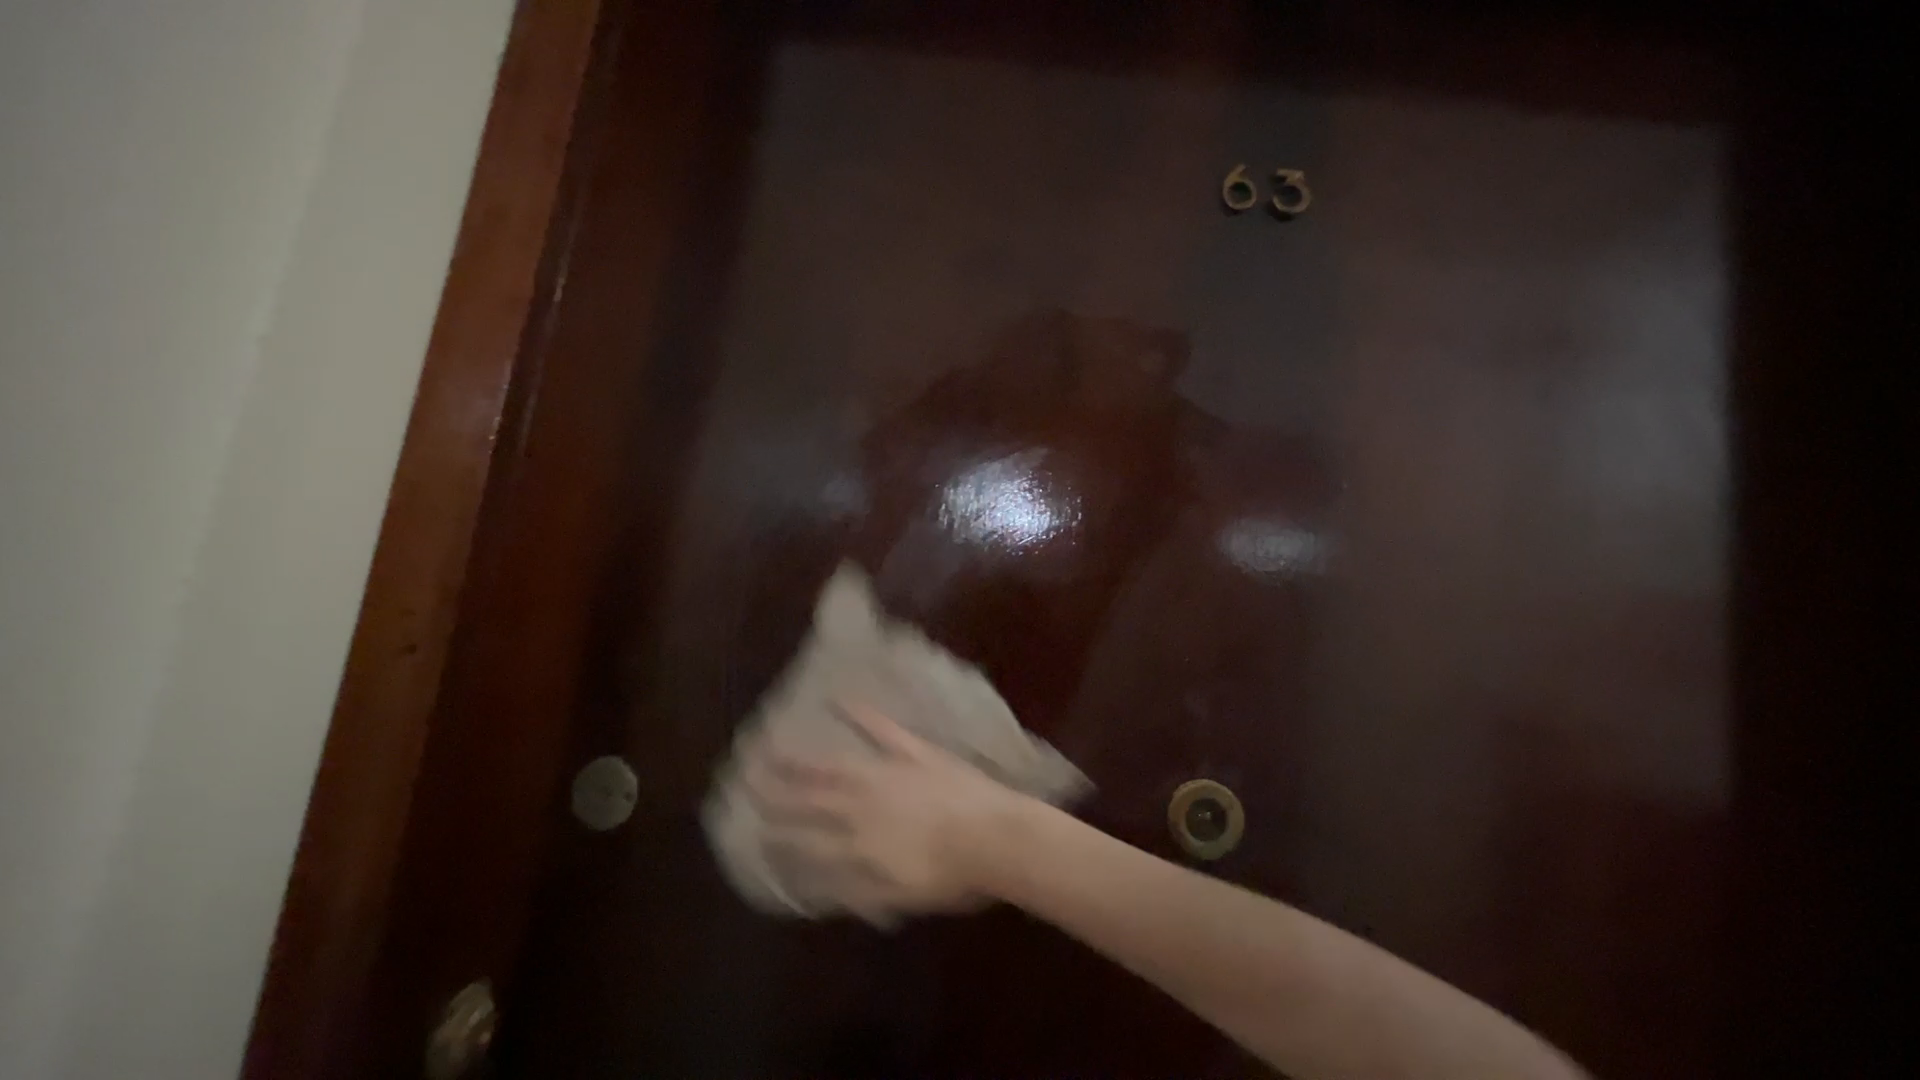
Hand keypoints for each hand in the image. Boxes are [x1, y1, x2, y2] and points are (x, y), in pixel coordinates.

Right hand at [743, 702, 1032, 923]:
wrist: (996, 838)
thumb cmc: (954, 876)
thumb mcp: (902, 896)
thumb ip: (861, 890)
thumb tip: (824, 888)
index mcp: (859, 846)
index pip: (808, 841)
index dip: (780, 835)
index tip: (754, 827)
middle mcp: (863, 806)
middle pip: (812, 798)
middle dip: (777, 790)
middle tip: (747, 777)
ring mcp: (887, 774)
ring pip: (835, 764)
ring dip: (802, 756)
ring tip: (773, 743)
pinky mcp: (913, 752)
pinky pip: (882, 729)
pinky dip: (861, 712)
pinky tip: (840, 696)